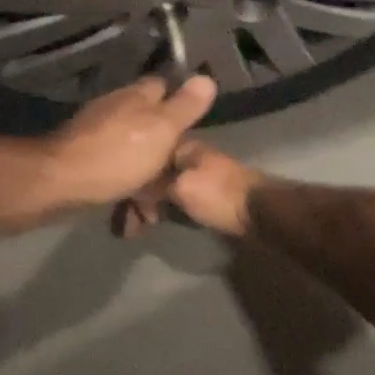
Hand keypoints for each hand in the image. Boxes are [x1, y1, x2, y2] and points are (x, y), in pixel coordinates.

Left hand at [45, 75, 215, 206]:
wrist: (60, 182)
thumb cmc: (118, 154)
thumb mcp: (162, 129)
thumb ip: (185, 106)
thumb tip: (206, 77)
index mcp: (136, 95)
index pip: (163, 85)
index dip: (180, 100)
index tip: (195, 123)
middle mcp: (115, 105)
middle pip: (147, 116)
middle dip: (162, 139)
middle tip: (178, 167)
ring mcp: (95, 130)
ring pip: (130, 143)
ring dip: (144, 164)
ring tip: (157, 193)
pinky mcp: (82, 154)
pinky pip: (114, 162)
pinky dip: (125, 177)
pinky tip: (132, 197)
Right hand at [115, 138, 262, 237]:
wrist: (259, 212)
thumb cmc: (220, 195)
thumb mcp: (182, 187)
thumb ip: (156, 183)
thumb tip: (133, 183)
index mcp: (181, 146)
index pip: (144, 152)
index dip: (128, 173)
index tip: (115, 194)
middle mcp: (187, 156)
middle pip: (151, 171)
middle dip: (135, 194)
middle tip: (126, 221)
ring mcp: (197, 174)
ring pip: (161, 187)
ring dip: (147, 205)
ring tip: (135, 227)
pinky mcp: (205, 193)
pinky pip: (173, 198)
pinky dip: (161, 210)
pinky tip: (153, 222)